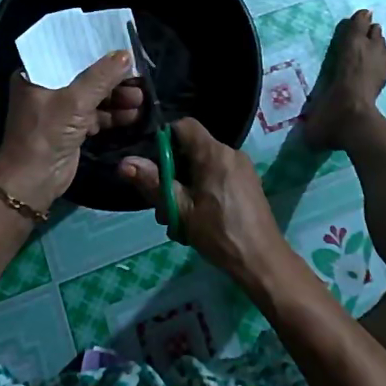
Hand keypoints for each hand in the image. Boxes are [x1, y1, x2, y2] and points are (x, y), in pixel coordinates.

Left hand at [0, 51, 139, 213]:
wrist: (32, 183)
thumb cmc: (46, 134)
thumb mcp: (75, 101)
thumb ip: (102, 77)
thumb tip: (126, 55)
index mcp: (36, 74)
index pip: (71, 53)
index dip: (98, 51)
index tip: (124, 49)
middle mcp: (47, 87)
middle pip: (87, 75)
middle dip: (114, 79)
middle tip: (138, 81)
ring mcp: (60, 109)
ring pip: (94, 95)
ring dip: (118, 97)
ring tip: (140, 100)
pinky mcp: (71, 127)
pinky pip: (96, 114)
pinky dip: (113, 114)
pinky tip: (133, 116)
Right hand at [117, 118, 285, 281]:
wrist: (261, 259)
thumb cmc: (219, 233)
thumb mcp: (181, 210)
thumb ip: (153, 184)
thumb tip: (124, 163)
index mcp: (214, 153)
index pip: (184, 126)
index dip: (164, 139)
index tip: (152, 164)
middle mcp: (230, 152)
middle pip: (192, 149)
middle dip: (172, 174)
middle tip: (163, 206)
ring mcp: (242, 167)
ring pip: (203, 166)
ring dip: (186, 188)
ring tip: (179, 221)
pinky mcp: (247, 182)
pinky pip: (217, 176)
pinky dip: (203, 191)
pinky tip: (197, 220)